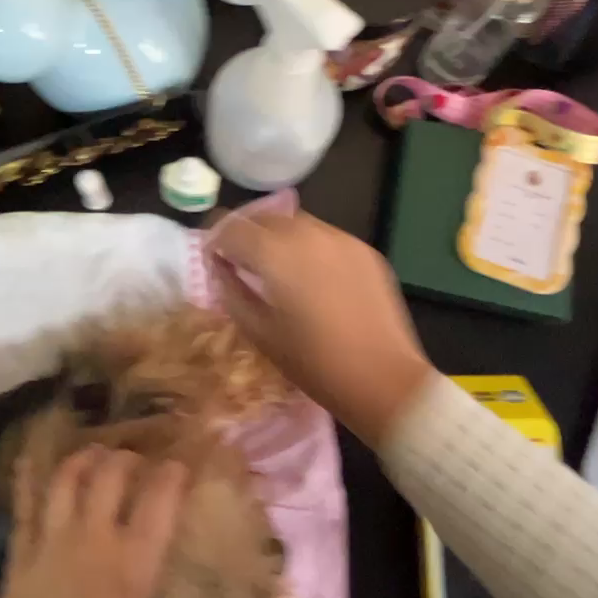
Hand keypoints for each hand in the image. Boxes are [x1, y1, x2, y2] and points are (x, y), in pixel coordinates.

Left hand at [0, 447, 189, 597]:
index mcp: (133, 565)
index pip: (160, 501)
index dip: (172, 475)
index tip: (178, 465)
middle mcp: (93, 540)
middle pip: (111, 476)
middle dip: (126, 459)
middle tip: (135, 460)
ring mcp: (52, 544)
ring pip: (66, 481)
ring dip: (83, 460)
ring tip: (93, 454)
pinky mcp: (19, 558)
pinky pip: (23, 510)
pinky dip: (25, 482)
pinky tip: (27, 462)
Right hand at [208, 208, 434, 443]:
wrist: (384, 380)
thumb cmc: (313, 363)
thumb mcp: (259, 332)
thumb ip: (232, 291)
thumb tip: (219, 267)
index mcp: (276, 253)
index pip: (232, 228)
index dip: (216, 240)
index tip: (213, 258)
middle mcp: (307, 234)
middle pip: (264, 217)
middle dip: (246, 234)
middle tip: (241, 262)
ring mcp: (340, 238)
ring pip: (296, 222)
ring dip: (278, 237)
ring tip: (277, 267)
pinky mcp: (364, 249)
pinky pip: (324, 236)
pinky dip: (308, 246)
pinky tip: (312, 275)